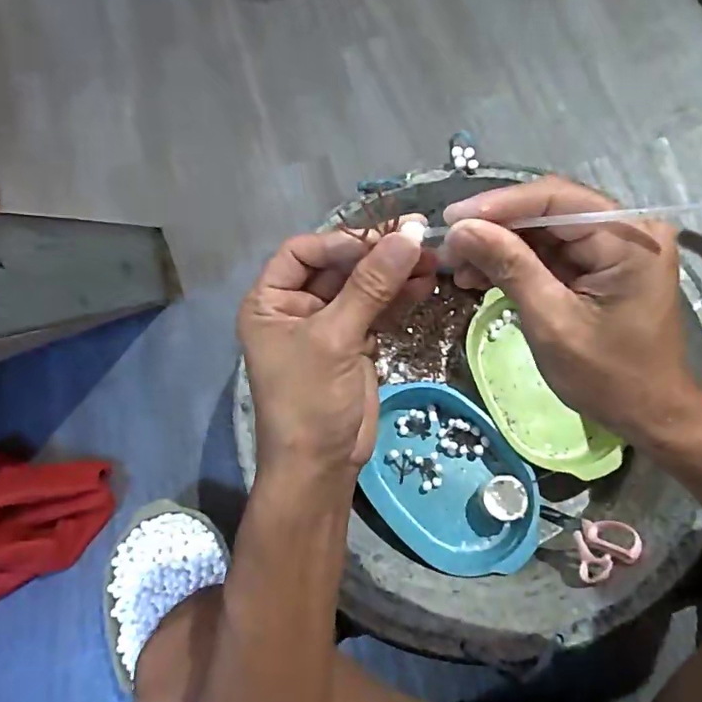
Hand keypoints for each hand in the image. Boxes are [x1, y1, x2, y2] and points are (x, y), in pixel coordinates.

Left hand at [239, 226, 432, 478]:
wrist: (321, 466)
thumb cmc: (309, 400)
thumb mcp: (334, 338)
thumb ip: (371, 285)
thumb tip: (411, 236)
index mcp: (270, 302)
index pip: (303, 252)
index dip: (341, 242)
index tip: (384, 239)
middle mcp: (295, 307)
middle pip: (338, 266)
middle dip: (378, 256)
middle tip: (422, 241)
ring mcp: (328, 326)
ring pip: (363, 287)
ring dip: (395, 274)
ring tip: (432, 261)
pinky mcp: (355, 344)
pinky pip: (377, 311)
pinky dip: (399, 298)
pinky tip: (424, 285)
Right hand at [439, 176, 701, 444]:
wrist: (649, 414)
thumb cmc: (607, 376)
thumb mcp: (551, 321)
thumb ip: (509, 267)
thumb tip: (461, 229)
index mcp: (629, 238)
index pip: (555, 199)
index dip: (498, 205)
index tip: (451, 220)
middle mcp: (629, 230)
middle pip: (549, 211)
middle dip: (495, 228)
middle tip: (449, 248)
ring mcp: (616, 247)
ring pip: (545, 232)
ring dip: (501, 247)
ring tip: (459, 267)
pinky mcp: (603, 266)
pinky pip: (553, 253)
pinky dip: (517, 263)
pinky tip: (481, 276)